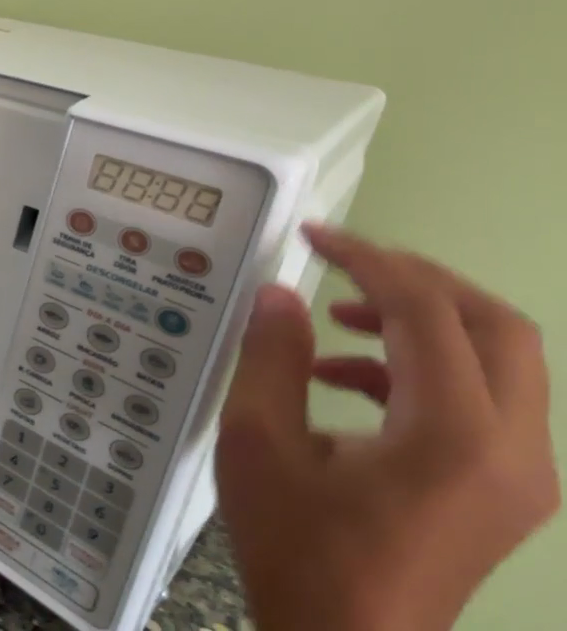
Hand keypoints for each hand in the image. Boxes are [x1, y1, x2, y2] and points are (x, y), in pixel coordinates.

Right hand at [216, 224, 557, 630]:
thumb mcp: (258, 442)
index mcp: (454, 433)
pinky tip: (347, 383)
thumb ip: (272, 359)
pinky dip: (423, 370)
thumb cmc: (298, 543)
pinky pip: (486, 403)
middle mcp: (515, 449)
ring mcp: (522, 474)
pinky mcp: (507, 490)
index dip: (371, 262)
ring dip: (423, 325)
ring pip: (501, 364)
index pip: (430, 314)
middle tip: (344, 264)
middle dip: (419, 281)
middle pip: (498, 329)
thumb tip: (279, 294)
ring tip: (337, 321)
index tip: (317, 237)